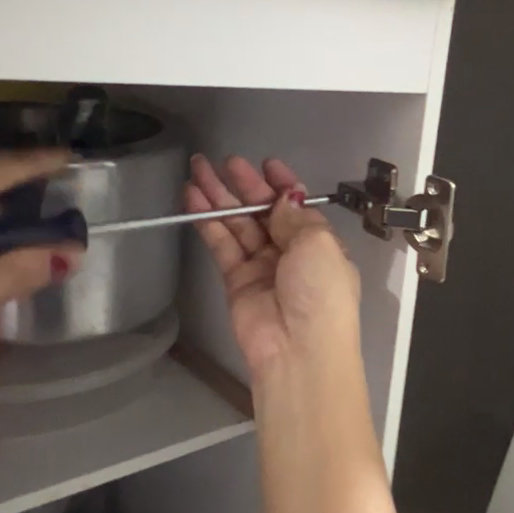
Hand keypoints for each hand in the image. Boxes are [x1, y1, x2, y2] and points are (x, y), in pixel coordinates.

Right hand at [186, 156, 360, 382]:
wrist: (299, 351)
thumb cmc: (321, 294)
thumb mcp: (319, 243)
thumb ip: (296, 216)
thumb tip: (286, 196)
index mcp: (320, 244)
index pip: (298, 207)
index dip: (282, 184)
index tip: (265, 163)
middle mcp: (293, 254)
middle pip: (264, 212)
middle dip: (245, 185)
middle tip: (223, 161)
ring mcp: (263, 268)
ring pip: (239, 224)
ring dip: (220, 197)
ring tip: (199, 170)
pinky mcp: (236, 282)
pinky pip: (221, 244)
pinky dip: (207, 221)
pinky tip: (192, 198)